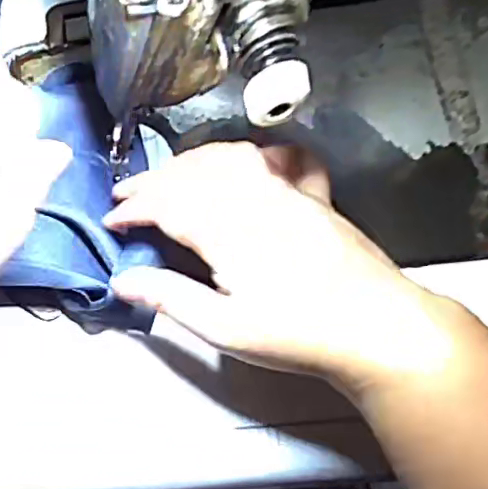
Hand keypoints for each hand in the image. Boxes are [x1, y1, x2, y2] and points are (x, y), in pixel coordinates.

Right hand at [105, 142, 470, 389]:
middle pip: (195, 172)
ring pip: (232, 157)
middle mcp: (257, 199)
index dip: (135, 209)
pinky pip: (277, 160)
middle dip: (154, 180)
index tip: (112, 222)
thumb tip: (123, 280)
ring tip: (170, 176)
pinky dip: (248, 155)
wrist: (375, 327)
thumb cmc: (297, 334)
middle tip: (127, 196)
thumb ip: (171, 298)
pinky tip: (245, 163)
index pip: (169, 203)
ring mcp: (289, 194)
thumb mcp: (223, 327)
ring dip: (193, 162)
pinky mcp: (313, 200)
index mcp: (229, 229)